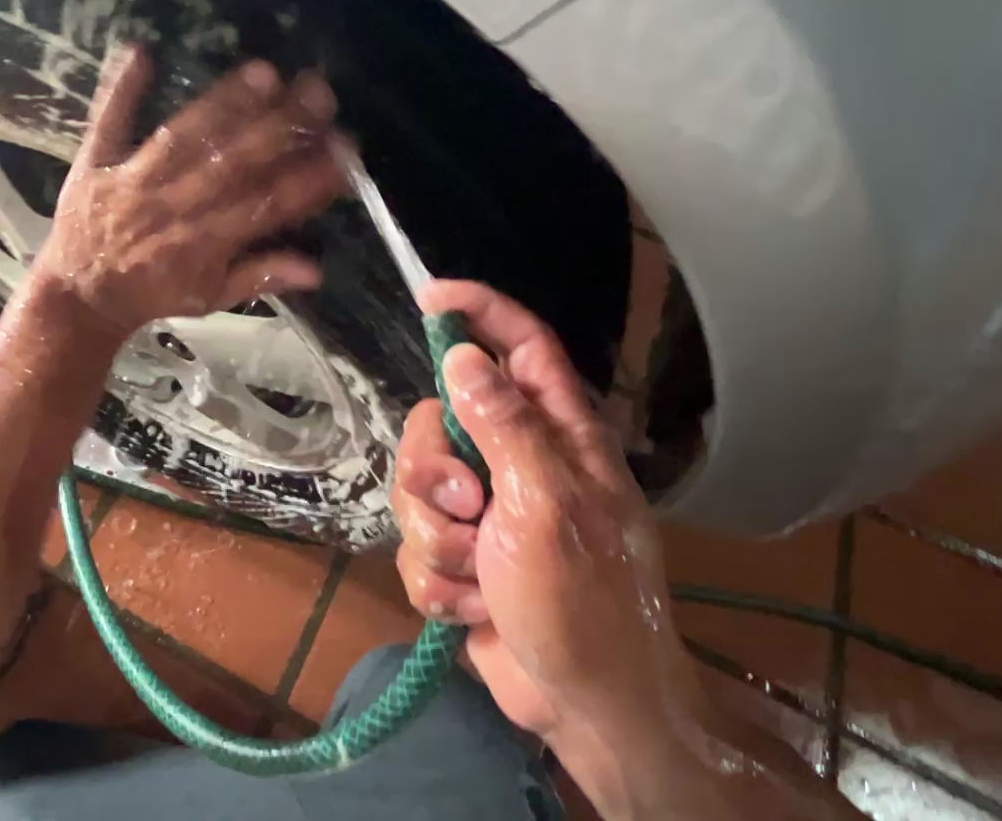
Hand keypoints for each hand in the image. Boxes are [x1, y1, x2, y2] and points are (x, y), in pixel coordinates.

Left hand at [28, 45, 345, 337]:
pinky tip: (141, 49)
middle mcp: (174, 205)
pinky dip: (122, 87)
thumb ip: (261, 277)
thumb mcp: (209, 297)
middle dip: (280, 128)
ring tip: (265, 72)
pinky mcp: (96, 160)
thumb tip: (317, 270)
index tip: (346, 151)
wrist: (78, 295)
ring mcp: (133, 178)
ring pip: (185, 136)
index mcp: (204, 242)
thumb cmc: (151, 294)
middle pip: (233, 161)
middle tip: (320, 93)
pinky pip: (110, 120)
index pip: (266, 205)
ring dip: (224, 104)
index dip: (308, 179)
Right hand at [391, 280, 709, 749]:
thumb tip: (463, 353)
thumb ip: (504, 425)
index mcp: (557, 434)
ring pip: (417, 487)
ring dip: (439, 540)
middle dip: (434, 471)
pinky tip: (474, 608)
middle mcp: (517, 460)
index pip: (522, 346)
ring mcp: (485, 509)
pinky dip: (438, 579)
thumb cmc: (584, 602)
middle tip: (468, 509)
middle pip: (439, 420)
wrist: (580, 705)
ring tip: (479, 576)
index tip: (430, 296)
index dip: (481, 311)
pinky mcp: (460, 555)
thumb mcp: (545, 504)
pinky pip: (417, 543)